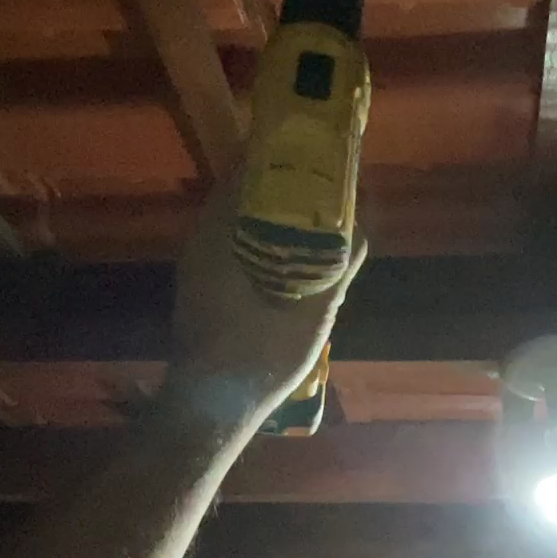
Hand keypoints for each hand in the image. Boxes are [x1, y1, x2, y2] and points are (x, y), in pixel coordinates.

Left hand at [166, 174, 367, 420]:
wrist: (213, 404)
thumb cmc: (259, 357)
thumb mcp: (312, 315)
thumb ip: (336, 271)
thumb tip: (361, 235)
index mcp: (224, 236)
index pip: (247, 174)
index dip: (279, 158)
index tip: (312, 152)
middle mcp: (203, 241)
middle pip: (240, 195)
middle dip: (279, 188)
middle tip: (321, 186)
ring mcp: (195, 264)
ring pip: (232, 222)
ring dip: (267, 217)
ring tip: (310, 219)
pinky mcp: (196, 286)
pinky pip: (226, 247)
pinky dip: (255, 243)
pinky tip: (285, 259)